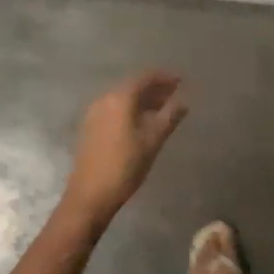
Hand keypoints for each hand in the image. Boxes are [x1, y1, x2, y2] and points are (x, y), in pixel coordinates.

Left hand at [63, 71, 187, 225]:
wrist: (90, 195)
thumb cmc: (125, 166)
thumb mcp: (153, 141)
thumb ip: (169, 116)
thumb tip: (183, 100)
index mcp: (120, 98)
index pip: (145, 77)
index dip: (164, 77)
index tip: (181, 81)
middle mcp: (104, 99)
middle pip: (133, 86)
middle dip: (154, 89)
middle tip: (174, 94)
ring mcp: (94, 113)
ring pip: (123, 98)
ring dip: (142, 100)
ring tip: (162, 109)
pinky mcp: (90, 127)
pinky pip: (114, 109)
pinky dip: (130, 109)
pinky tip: (141, 122)